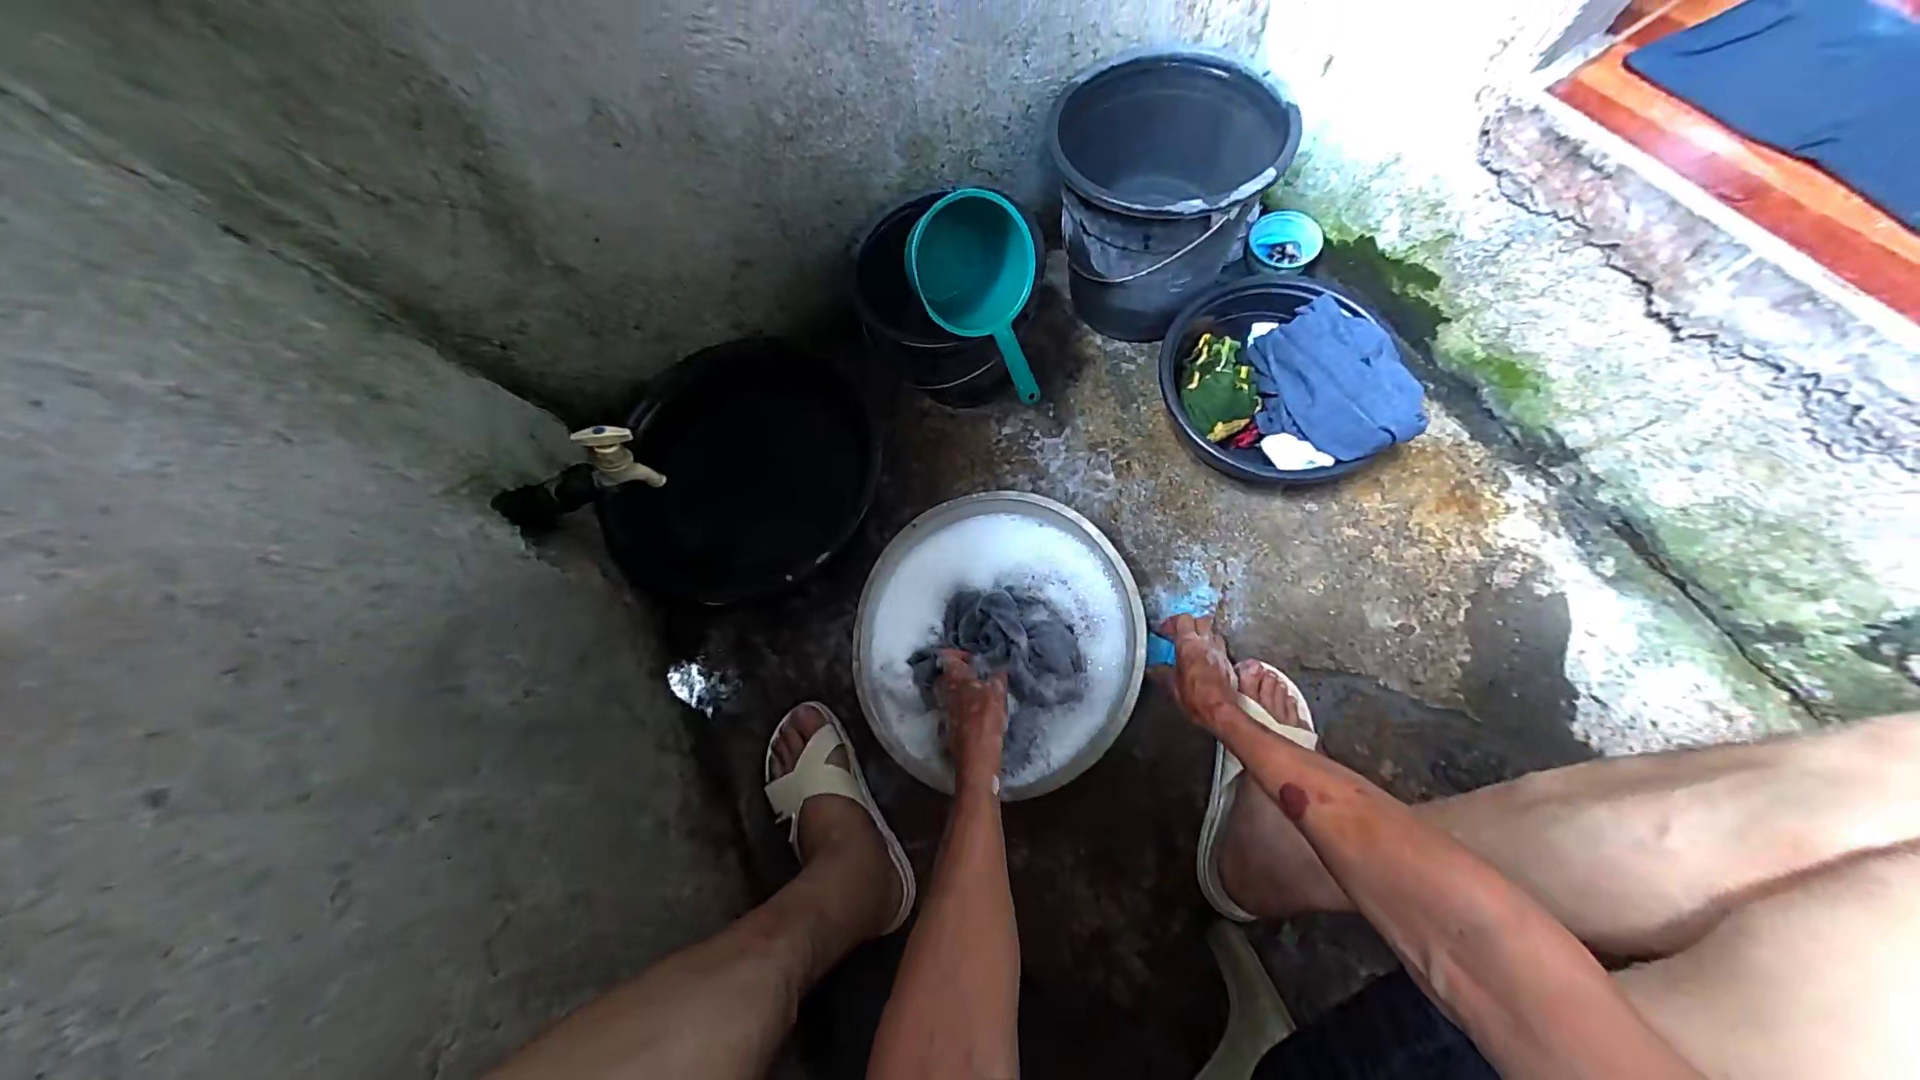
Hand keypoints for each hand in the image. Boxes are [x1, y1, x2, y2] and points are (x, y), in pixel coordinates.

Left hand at [935, 650, 1008, 787]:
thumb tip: (999, 666)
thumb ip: (997, 677)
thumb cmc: (986, 719)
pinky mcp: (948, 723)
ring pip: (949, 690)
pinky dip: (962, 702)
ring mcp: (944, 708)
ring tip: (980, 689)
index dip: (958, 653)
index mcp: (954, 678)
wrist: (976, 756)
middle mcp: (944, 690)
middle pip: (946, 674)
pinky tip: (976, 707)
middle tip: (977, 672)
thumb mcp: (998, 694)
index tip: (973, 657)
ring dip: (961, 687)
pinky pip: (953, 705)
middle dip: (959, 671)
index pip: (946, 656)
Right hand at [1153, 614, 1237, 731]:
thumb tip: (1154, 669)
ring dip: (1204, 635)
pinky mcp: (1229, 663)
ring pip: (1213, 633)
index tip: (1165, 630)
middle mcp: (1206, 644)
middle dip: (1191, 624)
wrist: (1221, 711)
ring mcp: (1220, 652)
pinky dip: (1212, 648)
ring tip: (1195, 645)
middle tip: (1181, 633)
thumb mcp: (1171, 686)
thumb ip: (1162, 673)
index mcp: (1188, 644)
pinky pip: (1220, 648)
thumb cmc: (1195, 698)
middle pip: (1201, 620)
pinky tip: (1206, 659)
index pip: (1183, 620)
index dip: (1173, 622)